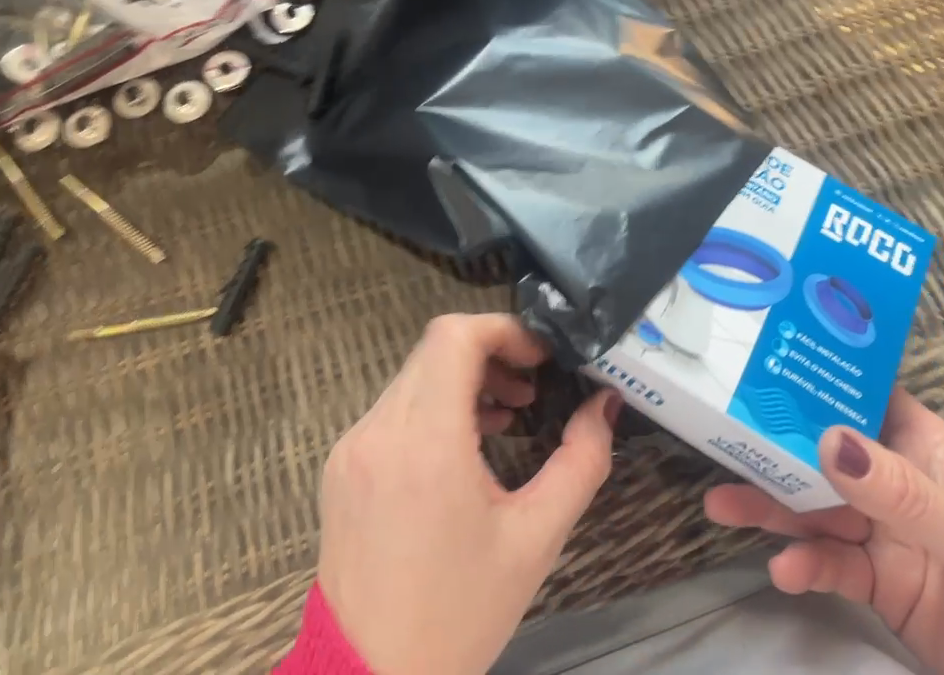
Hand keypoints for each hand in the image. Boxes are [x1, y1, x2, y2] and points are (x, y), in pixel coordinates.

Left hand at [317, 313, 621, 674]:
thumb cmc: (461, 612)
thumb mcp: (535, 538)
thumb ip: (580, 461)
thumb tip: (604, 405)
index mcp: (425, 443)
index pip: (453, 337)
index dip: (503, 330)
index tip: (541, 359)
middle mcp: (377, 431)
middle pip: (433, 350)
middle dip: (489, 356)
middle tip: (533, 390)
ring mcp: (350, 446)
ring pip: (411, 377)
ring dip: (461, 381)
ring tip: (506, 417)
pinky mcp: (339, 465)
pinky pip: (391, 410)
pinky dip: (431, 407)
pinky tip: (463, 445)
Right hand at [705, 391, 943, 674]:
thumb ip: (902, 493)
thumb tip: (826, 437)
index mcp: (935, 455)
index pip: (869, 401)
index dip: (820, 383)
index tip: (758, 369)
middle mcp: (906, 488)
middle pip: (829, 458)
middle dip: (775, 452)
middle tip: (718, 447)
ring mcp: (894, 541)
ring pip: (820, 511)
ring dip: (774, 509)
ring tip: (722, 508)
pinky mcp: (887, 591)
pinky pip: (834, 568)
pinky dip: (805, 568)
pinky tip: (784, 574)